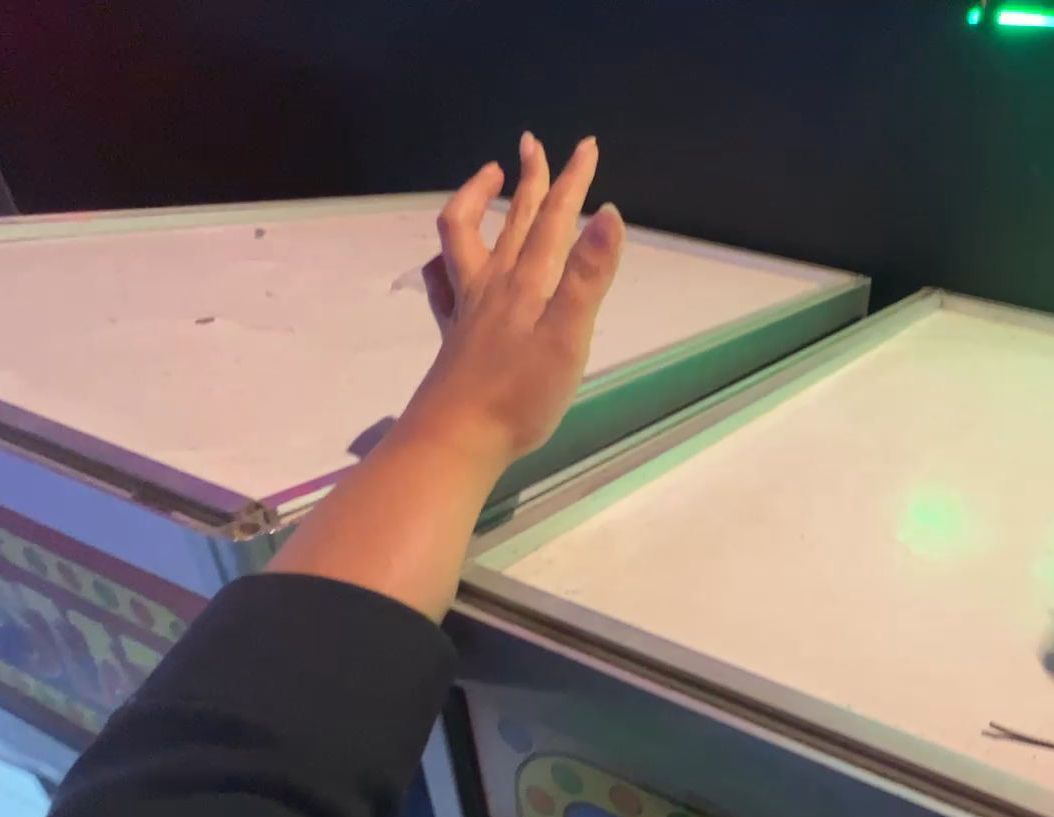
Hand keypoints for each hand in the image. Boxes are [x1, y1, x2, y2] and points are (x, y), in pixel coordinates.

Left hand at [400, 132, 624, 465]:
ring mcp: (470, 307)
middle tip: (536, 143)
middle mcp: (496, 284)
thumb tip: (610, 215)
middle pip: (515, 221)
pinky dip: (446, 259)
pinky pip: (443, 283)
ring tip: (489, 178)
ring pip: (470, 239)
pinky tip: (446, 259)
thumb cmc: (522, 393)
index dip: (572, 183)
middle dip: (532, 180)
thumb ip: (588, 276)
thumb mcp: (569, 335)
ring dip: (480, 203)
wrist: (460, 436)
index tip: (586, 146)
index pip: (554, 221)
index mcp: (528, 283)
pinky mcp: (457, 334)